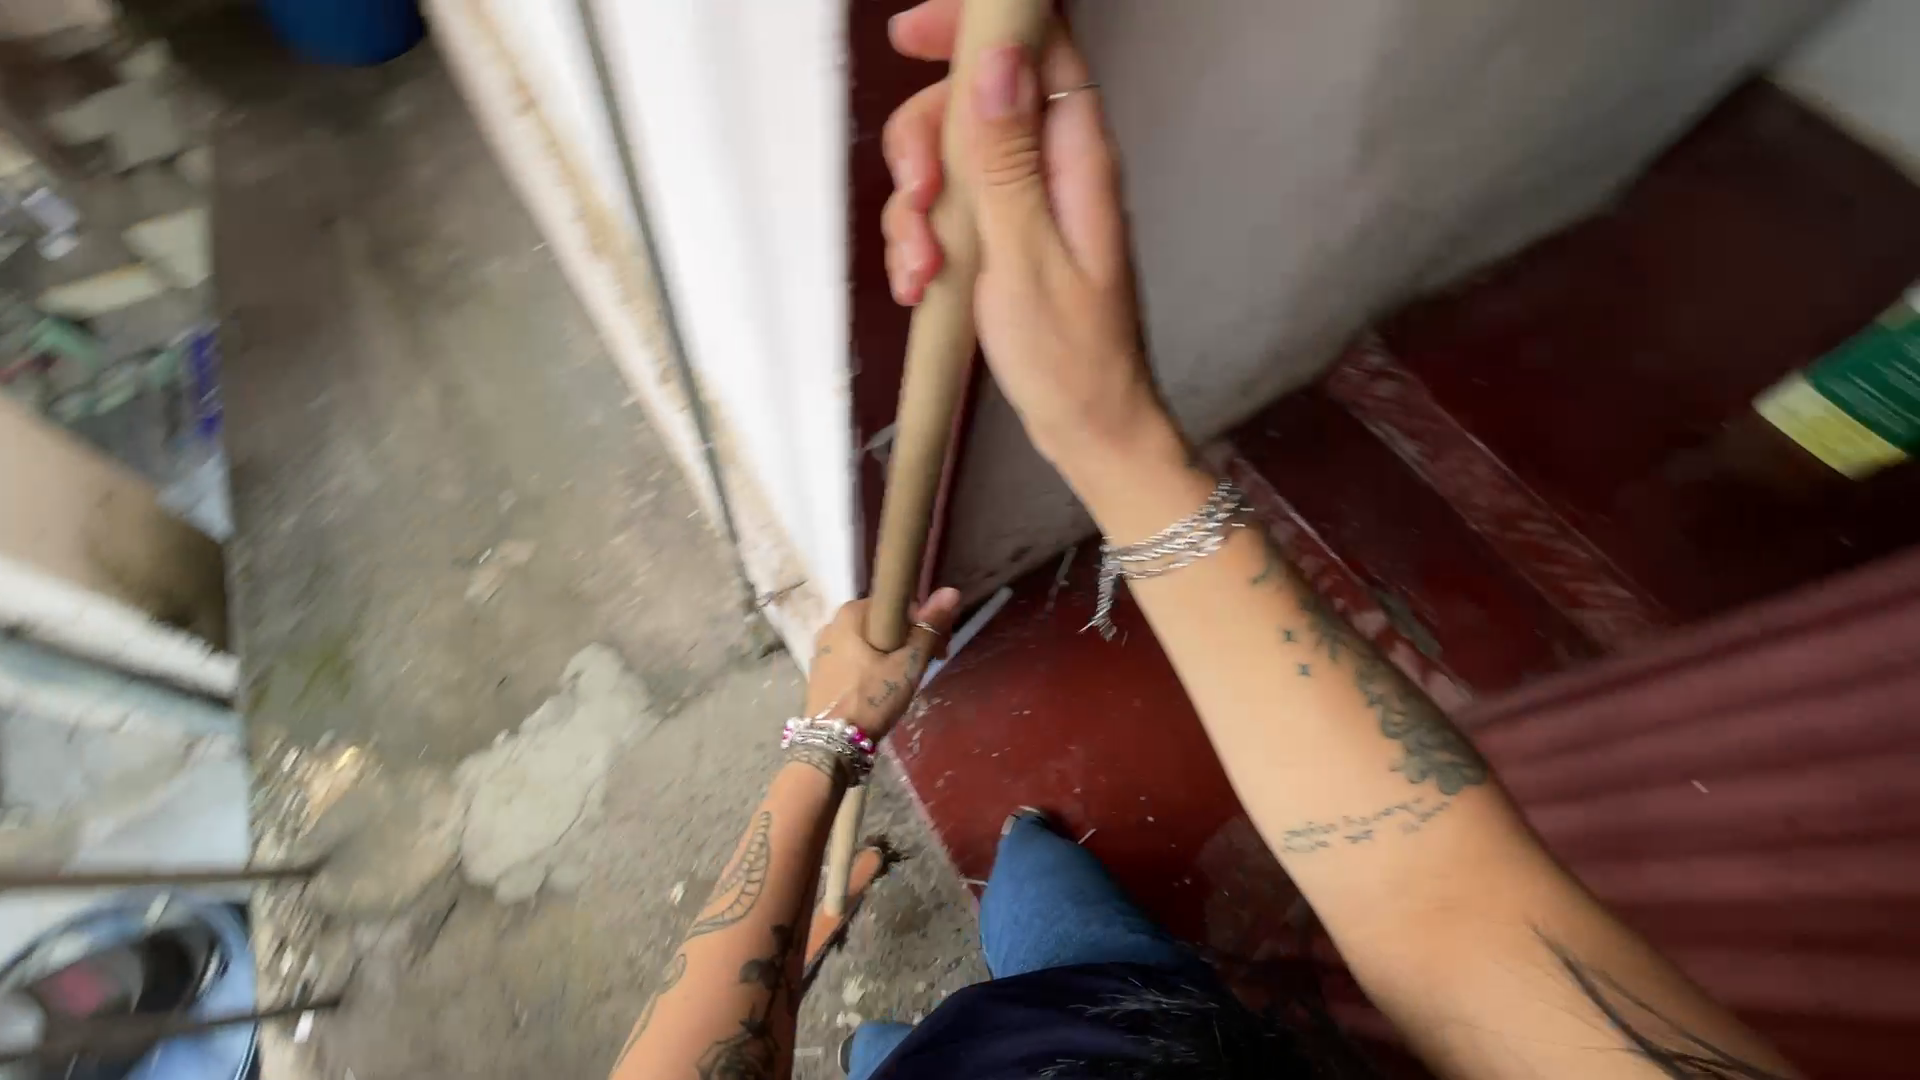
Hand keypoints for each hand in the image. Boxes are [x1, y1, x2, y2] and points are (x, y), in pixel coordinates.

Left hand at [804, 588, 960, 738]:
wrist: (832, 744)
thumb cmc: (871, 697)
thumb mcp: (907, 664)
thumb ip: (929, 628)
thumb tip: (951, 591)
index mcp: (850, 613)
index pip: (898, 604)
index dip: (924, 622)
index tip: (939, 647)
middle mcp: (833, 624)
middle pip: (884, 623)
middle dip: (911, 640)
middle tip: (930, 664)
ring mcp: (824, 649)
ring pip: (871, 642)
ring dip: (895, 654)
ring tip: (909, 681)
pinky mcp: (822, 672)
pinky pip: (856, 659)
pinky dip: (875, 666)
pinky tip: (884, 689)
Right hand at [882, 0, 1181, 477]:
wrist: (1084, 425)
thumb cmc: (1069, 357)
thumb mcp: (1026, 257)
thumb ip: (1007, 160)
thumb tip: (994, 62)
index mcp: (1076, 160)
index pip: (1035, 47)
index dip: (975, 26)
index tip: (910, 37)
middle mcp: (1051, 173)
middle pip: (972, 107)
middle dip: (924, 147)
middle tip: (915, 201)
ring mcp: (1023, 212)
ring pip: (950, 168)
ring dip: (916, 215)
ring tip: (920, 274)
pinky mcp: (1002, 248)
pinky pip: (949, 220)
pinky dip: (923, 247)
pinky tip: (920, 288)